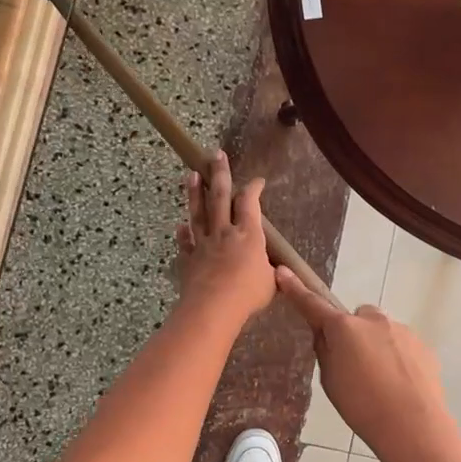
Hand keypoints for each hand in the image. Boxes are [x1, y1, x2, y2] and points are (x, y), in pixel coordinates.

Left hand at [174, 151, 274, 323]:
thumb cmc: (248, 293)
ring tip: (191, 174)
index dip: (253, 188)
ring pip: (198, 213)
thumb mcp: (271, 284)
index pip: (250, 203)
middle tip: (215, 155)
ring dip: (195, 193)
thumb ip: (272, 274)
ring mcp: (204, 244)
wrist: (213, 306)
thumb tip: (280, 274)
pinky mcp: (190, 259)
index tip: (257, 180)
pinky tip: (180, 226)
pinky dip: (183, 234)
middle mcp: (225, 232)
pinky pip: (186, 243)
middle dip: (219, 174)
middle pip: (220, 197)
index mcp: (248, 234)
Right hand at [274, 266, 451, 459]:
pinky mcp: (423, 345)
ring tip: (382, 384)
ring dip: (378, 348)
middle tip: (354, 366)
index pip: (313, 304)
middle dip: (353, 334)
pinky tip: (401, 386)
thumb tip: (328, 335)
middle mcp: (373, 320)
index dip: (296, 289)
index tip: (283, 272)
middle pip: (356, 318)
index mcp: (344, 328)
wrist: (414, 426)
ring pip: (382, 332)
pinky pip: (403, 346)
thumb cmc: (362, 406)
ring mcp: (401, 330)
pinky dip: (399, 359)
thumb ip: (326, 351)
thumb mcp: (330, 381)